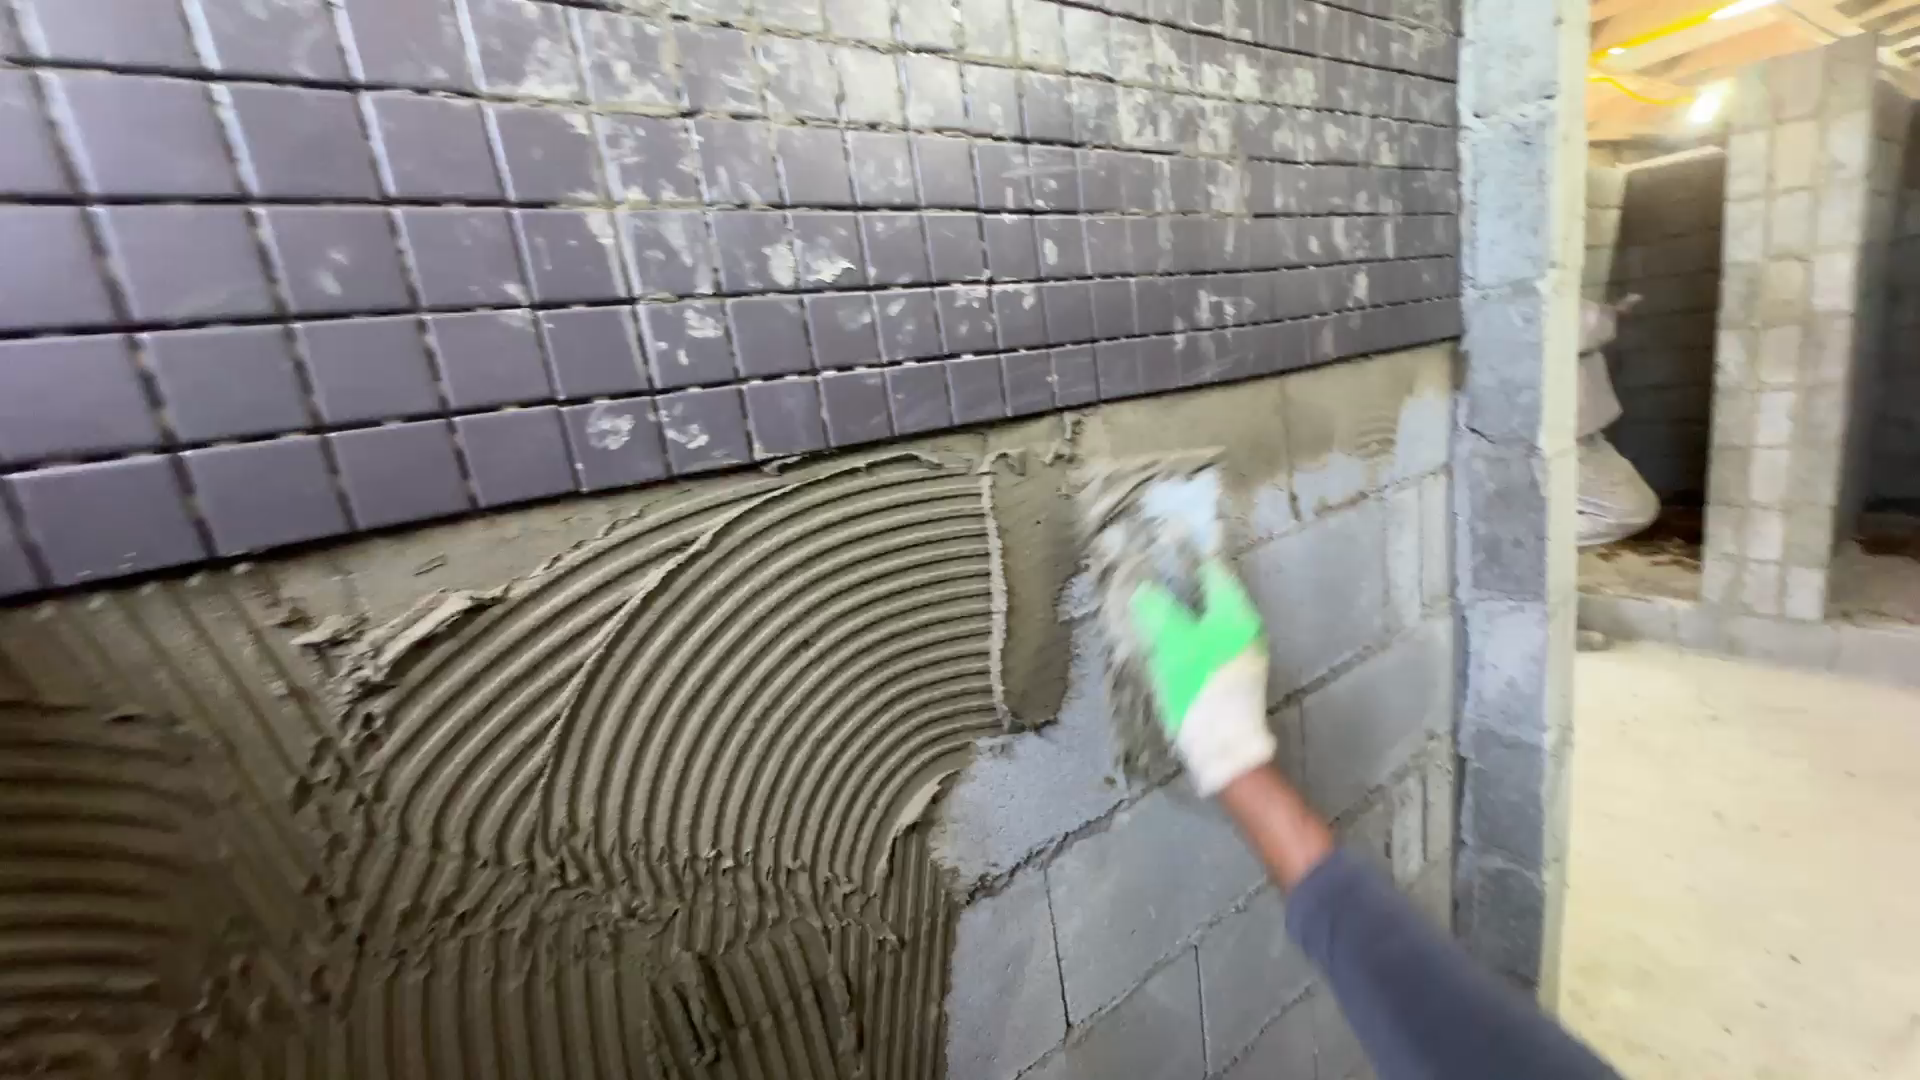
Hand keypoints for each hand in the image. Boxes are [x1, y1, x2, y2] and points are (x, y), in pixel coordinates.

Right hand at [1128, 559, 1275, 795]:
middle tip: (1151, 562)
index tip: (1163, 537)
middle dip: (1182, 575)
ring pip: (1207, 611)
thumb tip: (1143, 587)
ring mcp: (1240, 648)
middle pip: (1210, 588)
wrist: (1224, 748)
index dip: (1187, 550)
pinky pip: (1206, 632)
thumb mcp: (1172, 645)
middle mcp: (1243, 625)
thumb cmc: (1200, 691)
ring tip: (1152, 591)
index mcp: (1234, 613)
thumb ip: (1158, 611)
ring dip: (1182, 600)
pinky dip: (1186, 623)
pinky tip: (1164, 628)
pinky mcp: (1230, 667)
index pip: (1212, 567)